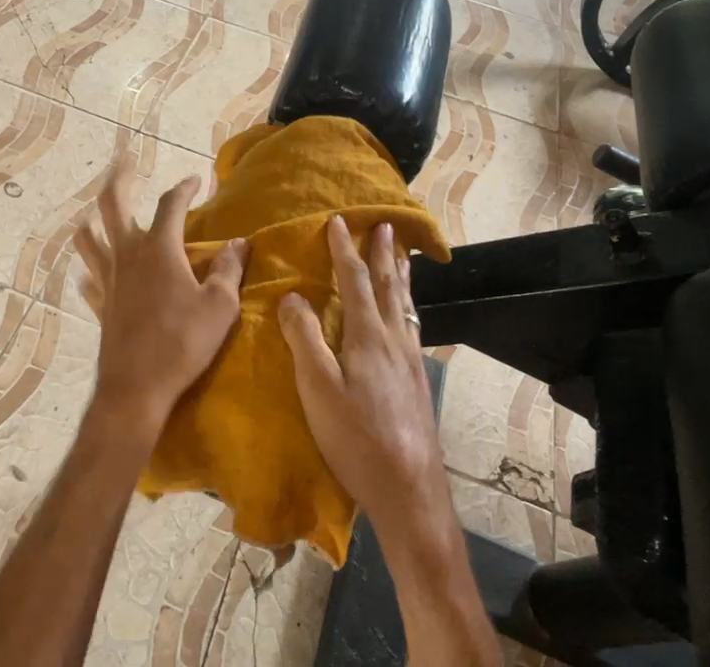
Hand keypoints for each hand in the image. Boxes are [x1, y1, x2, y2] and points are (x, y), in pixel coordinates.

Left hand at [73, 154, 248, 430]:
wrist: (136, 388)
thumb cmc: (182, 343)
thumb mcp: (220, 306)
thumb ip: (229, 270)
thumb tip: (239, 244)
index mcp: (158, 249)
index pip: (170, 204)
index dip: (184, 187)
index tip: (196, 179)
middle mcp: (128, 255)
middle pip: (113, 204)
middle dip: (119, 177)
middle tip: (124, 160)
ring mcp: (108, 279)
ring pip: (89, 238)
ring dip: (93, 220)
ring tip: (96, 214)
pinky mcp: (99, 304)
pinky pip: (89, 276)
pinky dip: (91, 266)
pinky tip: (93, 270)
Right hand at [278, 216, 448, 532]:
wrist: (409, 488)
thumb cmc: (356, 439)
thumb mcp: (318, 389)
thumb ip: (304, 339)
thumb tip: (292, 296)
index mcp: (368, 337)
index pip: (356, 282)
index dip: (345, 250)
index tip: (339, 221)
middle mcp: (395, 340)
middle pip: (389, 286)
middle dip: (383, 254)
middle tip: (385, 225)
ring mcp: (411, 360)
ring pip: (406, 305)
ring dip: (401, 276)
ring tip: (403, 258)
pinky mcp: (417, 381)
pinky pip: (413, 326)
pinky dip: (408, 306)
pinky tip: (409, 317)